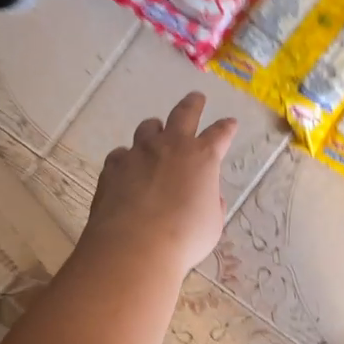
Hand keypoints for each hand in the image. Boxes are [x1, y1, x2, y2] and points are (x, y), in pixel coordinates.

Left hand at [82, 92, 238, 273]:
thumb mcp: (212, 224)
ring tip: (155, 131)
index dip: (226, 128)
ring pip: (147, 128)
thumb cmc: (184, 238)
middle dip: (193, 104)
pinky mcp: (113, 166)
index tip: (230, 123)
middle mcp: (170, 146)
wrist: (134, 246)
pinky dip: (127, 159)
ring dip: (155, 128)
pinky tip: (126, 168)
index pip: (219, 134)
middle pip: (184, 113)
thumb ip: (211, 204)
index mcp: (202, 157)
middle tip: (196, 97)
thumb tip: (208, 196)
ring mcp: (138, 153)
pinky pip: (121, 154)